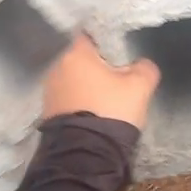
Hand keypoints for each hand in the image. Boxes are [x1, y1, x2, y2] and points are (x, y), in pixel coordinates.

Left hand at [41, 35, 160, 128]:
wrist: (85, 156)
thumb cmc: (111, 110)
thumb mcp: (140, 86)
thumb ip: (144, 67)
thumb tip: (139, 65)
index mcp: (76, 54)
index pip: (89, 34)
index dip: (105, 39)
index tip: (119, 49)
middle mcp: (56, 68)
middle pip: (81, 58)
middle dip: (97, 64)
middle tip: (117, 74)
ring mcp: (49, 92)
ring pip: (73, 79)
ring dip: (87, 84)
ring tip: (106, 96)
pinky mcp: (47, 113)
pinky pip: (67, 97)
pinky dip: (80, 100)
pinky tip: (94, 110)